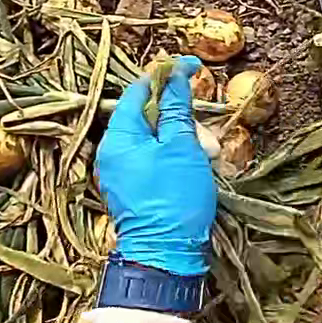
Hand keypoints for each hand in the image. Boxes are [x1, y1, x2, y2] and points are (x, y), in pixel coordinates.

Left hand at [98, 57, 216, 276]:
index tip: (192, 67)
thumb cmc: (174, 198)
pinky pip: (158, 160)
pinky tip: (198, 168)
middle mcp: (115, 152)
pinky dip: (179, 158)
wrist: (167, 255)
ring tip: (207, 157)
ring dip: (185, 140)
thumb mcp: (181, 147)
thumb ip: (176, 109)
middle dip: (181, 118)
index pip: (139, 91)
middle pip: (150, 116)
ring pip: (158, 139)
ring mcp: (125, 173)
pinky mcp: (138, 189)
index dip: (166, 76)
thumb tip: (174, 76)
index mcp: (119, 138)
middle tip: (205, 134)